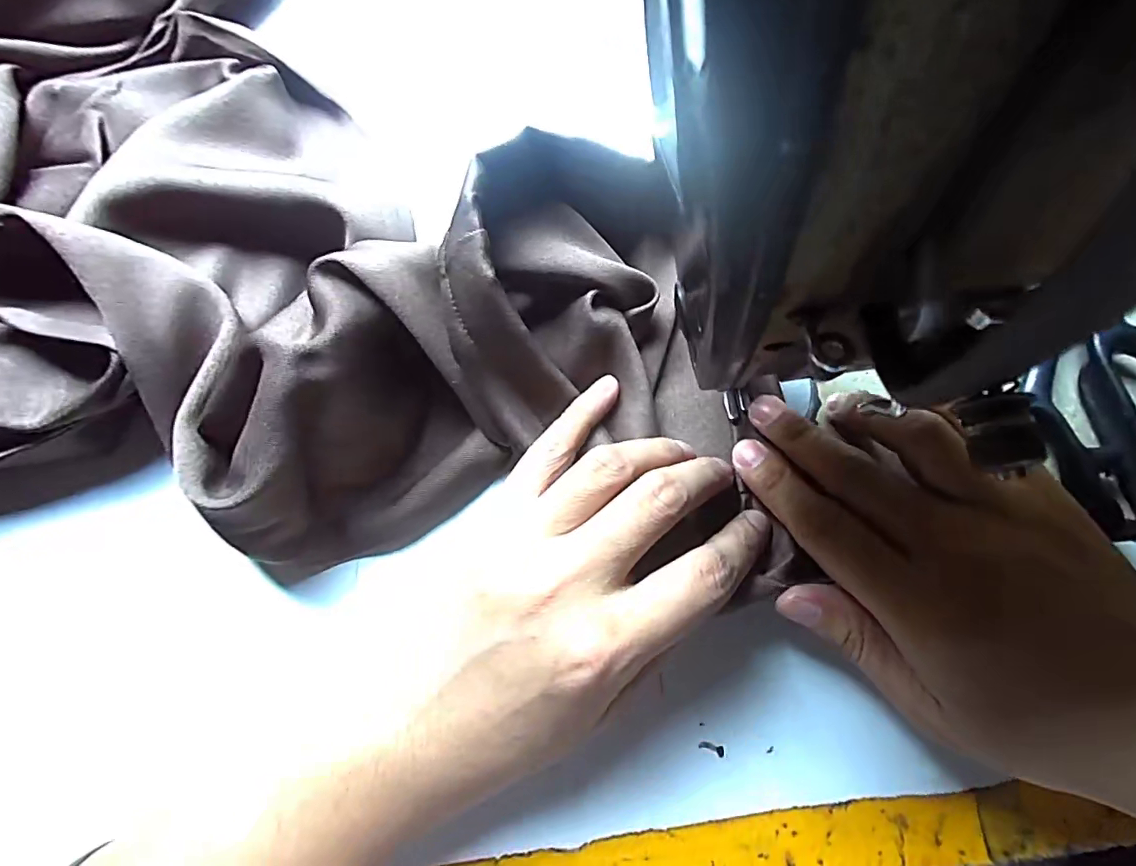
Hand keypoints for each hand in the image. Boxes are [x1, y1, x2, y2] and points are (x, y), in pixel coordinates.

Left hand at [93, 375, 769, 865]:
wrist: (378, 745)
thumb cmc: (499, 742)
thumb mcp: (601, 713)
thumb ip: (661, 641)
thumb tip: (708, 582)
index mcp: (602, 645)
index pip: (706, 572)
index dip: (746, 539)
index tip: (757, 523)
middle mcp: (566, 582)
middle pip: (663, 498)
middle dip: (709, 477)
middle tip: (725, 475)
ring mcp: (520, 542)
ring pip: (610, 466)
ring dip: (661, 449)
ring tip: (684, 454)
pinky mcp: (487, 523)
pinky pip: (541, 454)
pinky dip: (578, 414)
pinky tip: (609, 389)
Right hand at [731, 392, 1135, 799]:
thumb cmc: (1035, 718)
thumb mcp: (934, 705)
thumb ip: (861, 640)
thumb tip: (793, 593)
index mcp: (919, 599)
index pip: (831, 529)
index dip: (782, 488)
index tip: (747, 452)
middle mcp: (953, 537)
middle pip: (863, 475)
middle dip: (805, 437)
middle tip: (765, 405)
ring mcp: (1001, 504)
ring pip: (920, 441)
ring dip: (872, 417)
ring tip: (836, 404)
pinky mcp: (1038, 489)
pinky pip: (978, 445)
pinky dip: (939, 426)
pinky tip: (920, 421)